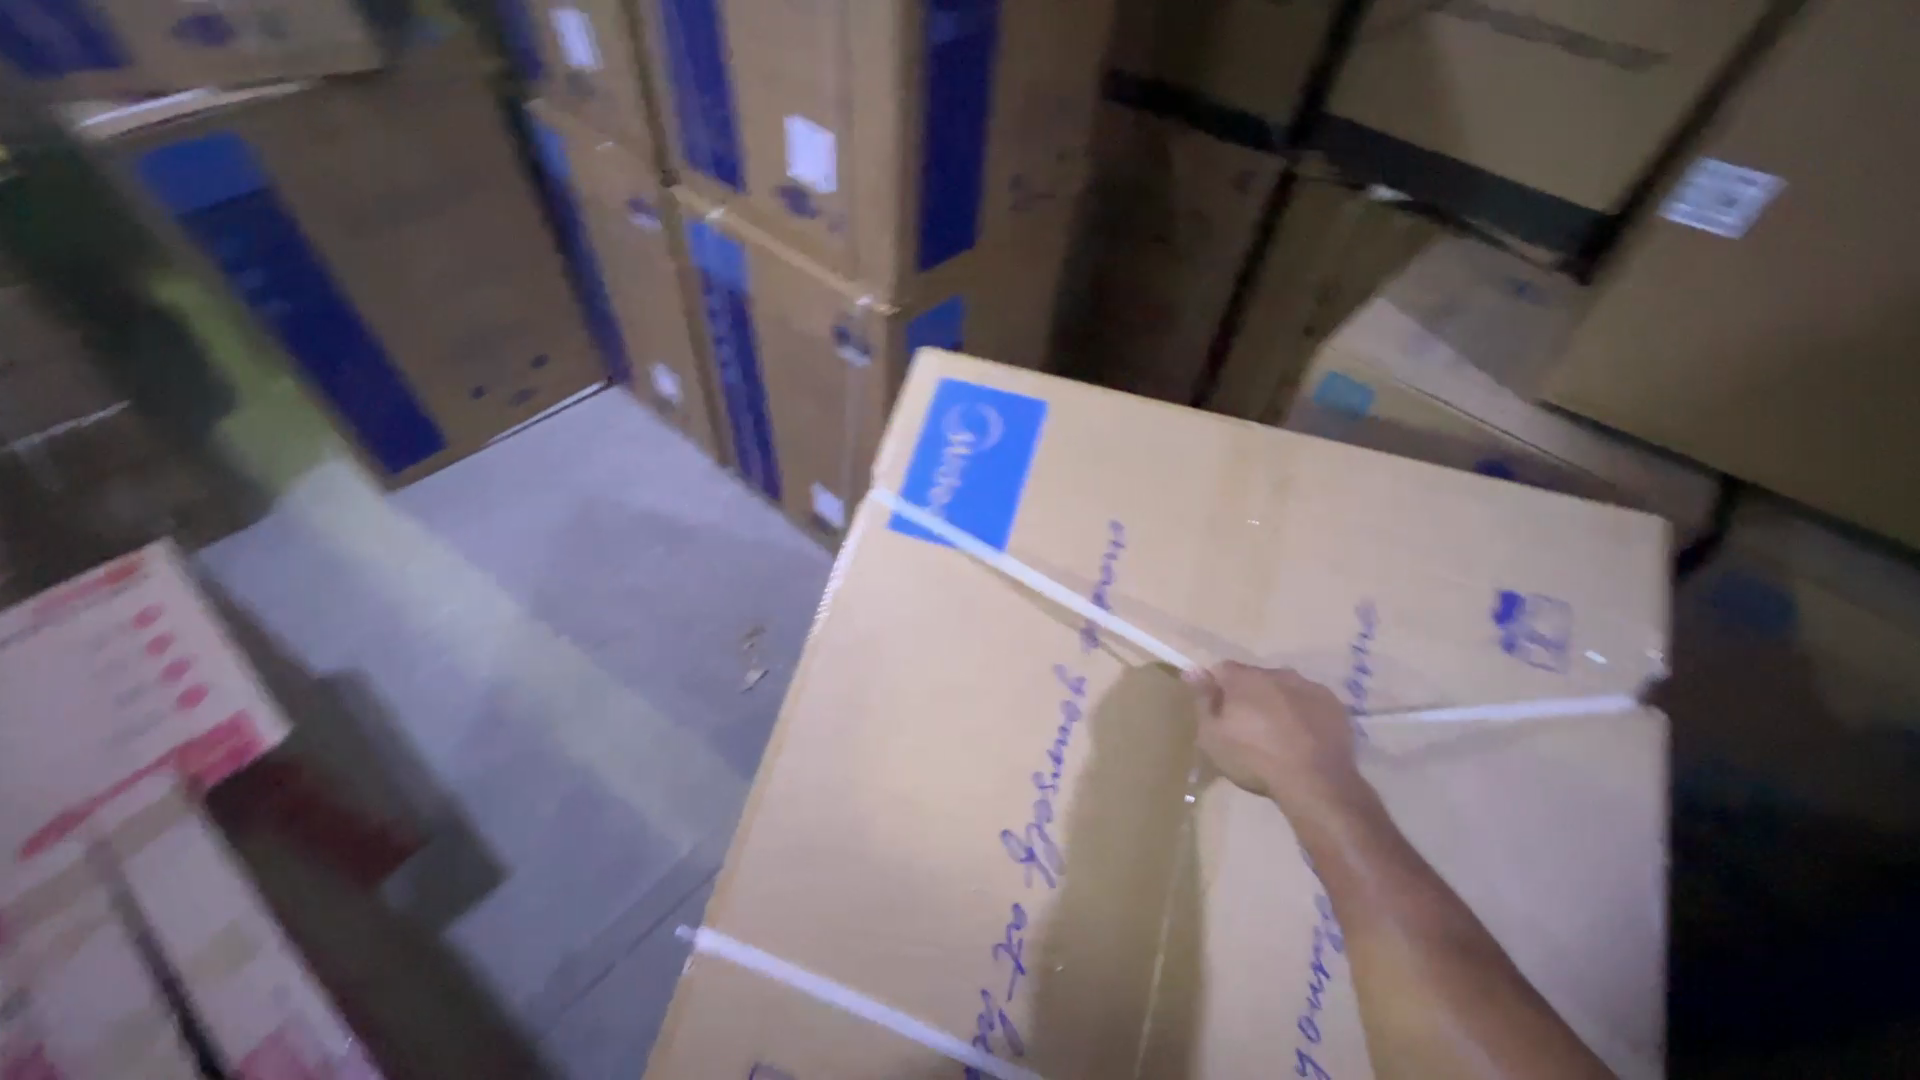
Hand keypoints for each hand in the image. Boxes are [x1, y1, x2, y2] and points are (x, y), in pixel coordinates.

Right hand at [1190, 663, 1371, 819]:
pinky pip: (1310, 703)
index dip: (1216, 689)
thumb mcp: (1213, 736)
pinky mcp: (1335, 705)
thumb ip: (1202, 700)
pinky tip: (1302, 739)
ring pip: (1284, 688)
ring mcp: (1310, 687)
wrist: (1315, 782)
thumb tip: (1192, 670)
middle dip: (1248, 695)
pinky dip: (1303, 714)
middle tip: (1246, 728)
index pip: (1221, 669)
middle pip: (1255, 678)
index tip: (1217, 712)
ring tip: (1277, 736)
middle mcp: (1277, 673)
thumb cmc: (1254, 759)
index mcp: (1244, 677)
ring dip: (1277, 703)